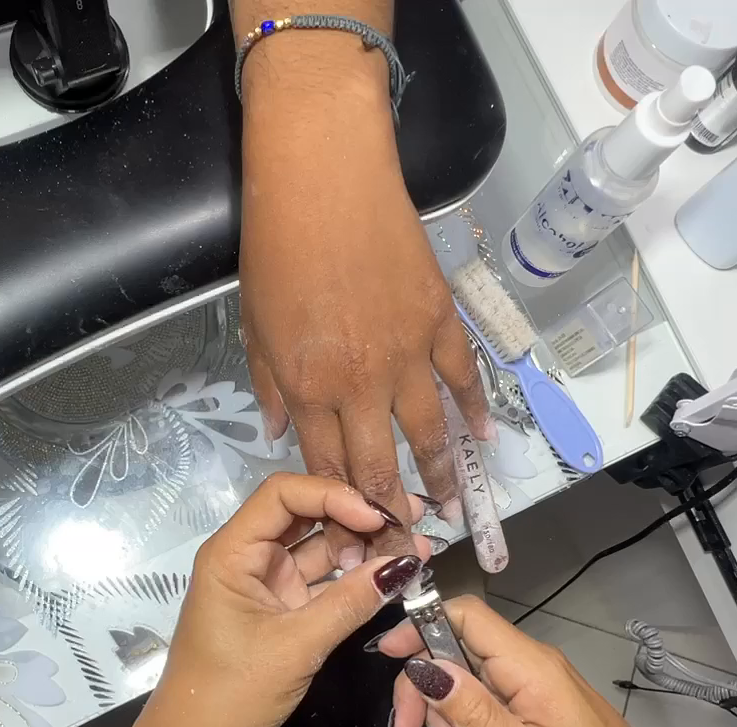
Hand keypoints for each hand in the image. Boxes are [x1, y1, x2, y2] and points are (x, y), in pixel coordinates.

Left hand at [127, 474, 432, 726]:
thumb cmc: (230, 693)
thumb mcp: (295, 646)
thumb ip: (350, 603)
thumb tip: (405, 565)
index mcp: (232, 551)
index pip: (284, 493)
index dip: (333, 494)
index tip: (379, 517)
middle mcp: (249, 555)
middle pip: (306, 514)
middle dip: (358, 516)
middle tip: (413, 522)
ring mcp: (267, 580)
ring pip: (319, 546)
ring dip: (364, 546)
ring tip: (416, 547)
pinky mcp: (282, 605)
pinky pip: (322, 579)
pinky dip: (355, 577)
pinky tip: (393, 575)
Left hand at [237, 32, 491, 564]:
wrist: (324, 175)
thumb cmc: (275, 247)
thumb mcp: (254, 325)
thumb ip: (269, 386)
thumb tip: (280, 432)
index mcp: (309, 387)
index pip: (328, 465)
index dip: (342, 505)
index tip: (356, 535)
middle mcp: (360, 384)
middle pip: (379, 464)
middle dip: (392, 511)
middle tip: (407, 541)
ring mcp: (407, 354)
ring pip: (427, 431)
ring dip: (441, 475)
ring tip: (452, 509)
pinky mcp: (439, 320)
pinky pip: (462, 377)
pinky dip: (474, 409)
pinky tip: (482, 438)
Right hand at [376, 597, 705, 726]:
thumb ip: (472, 712)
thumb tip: (424, 667)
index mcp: (531, 667)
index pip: (466, 614)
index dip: (421, 623)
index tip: (387, 657)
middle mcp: (531, 661)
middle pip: (458, 644)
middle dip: (425, 682)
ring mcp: (534, 679)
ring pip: (468, 670)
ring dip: (445, 705)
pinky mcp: (535, 698)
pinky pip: (486, 690)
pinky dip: (465, 714)